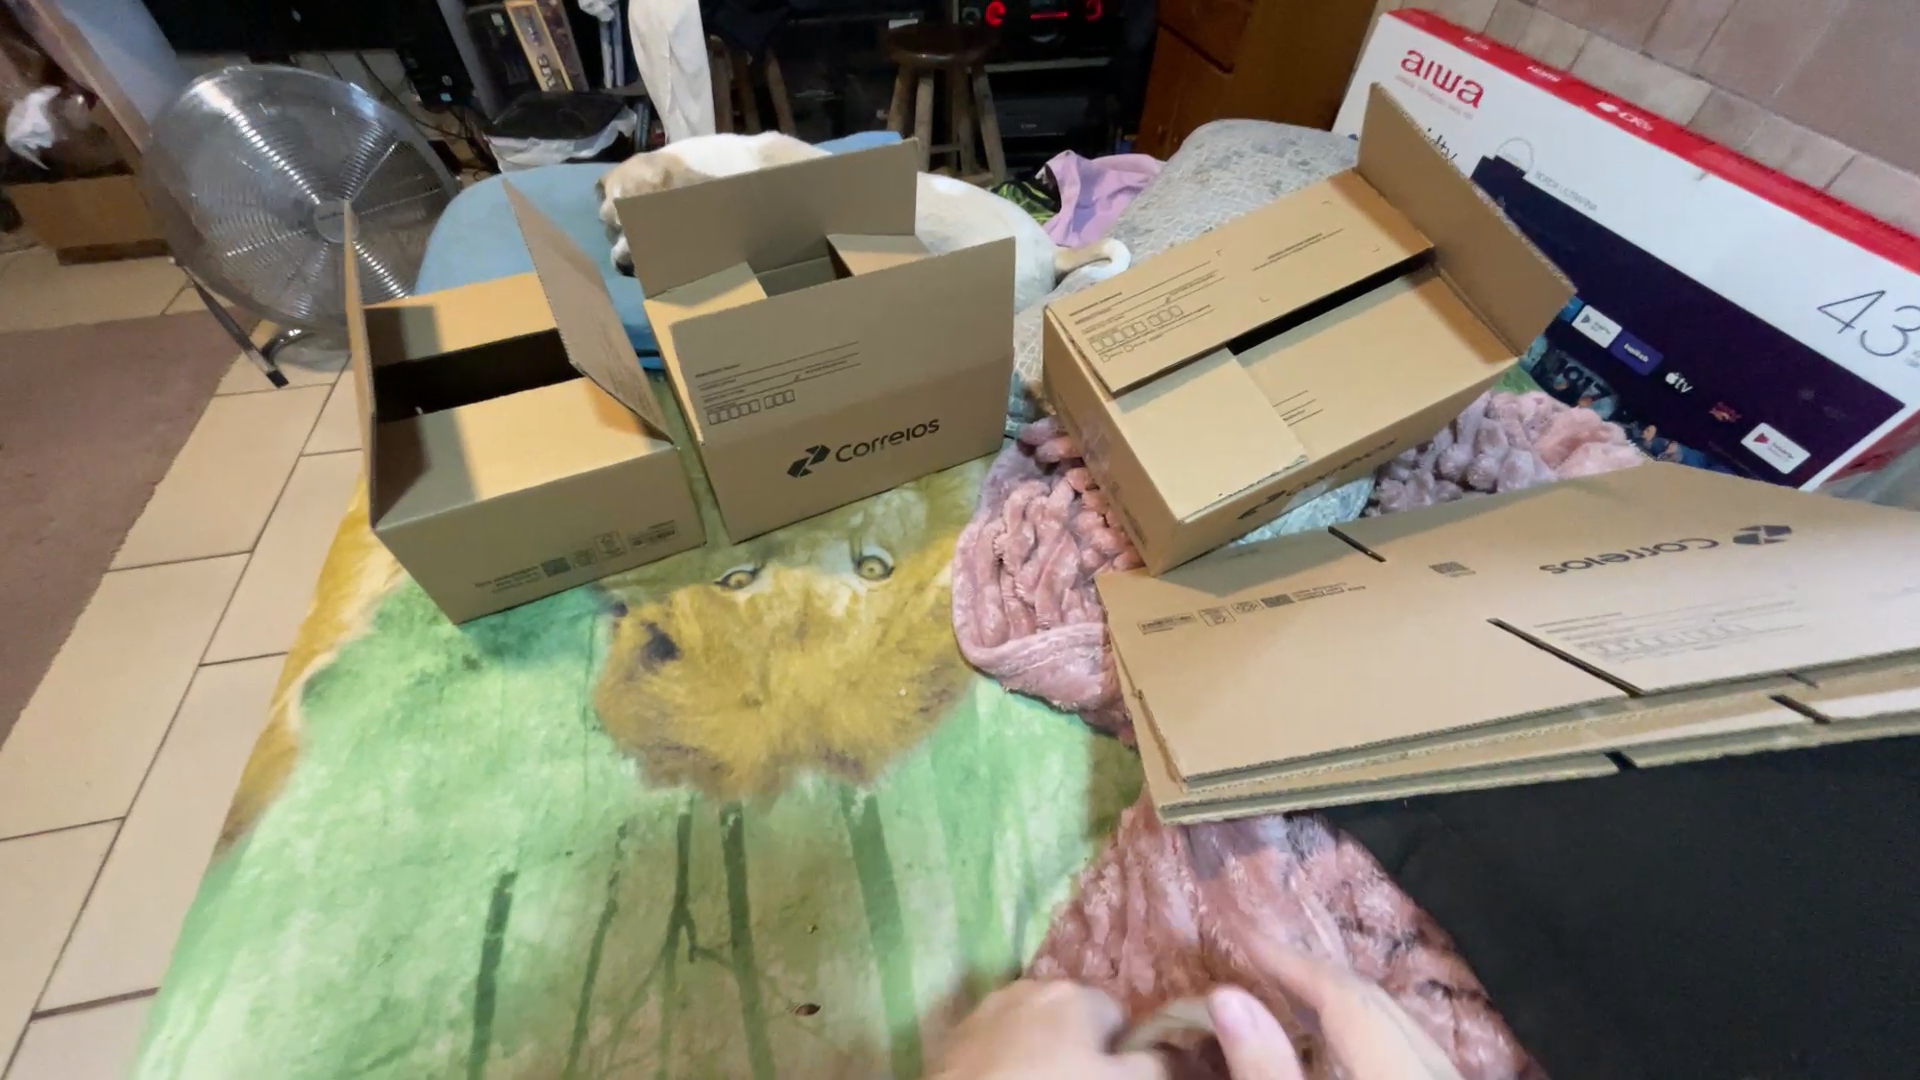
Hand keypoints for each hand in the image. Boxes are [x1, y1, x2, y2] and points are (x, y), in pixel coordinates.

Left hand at [932, 979, 1167, 1079]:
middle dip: (1080, 1047)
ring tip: (1039, 1079)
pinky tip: (1007, 1079)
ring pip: (1036, 1025)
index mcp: (1078, 994)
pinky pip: (1002, 1037)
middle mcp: (1037, 983)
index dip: (1121, 1054)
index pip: (1118, 1016)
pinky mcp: (965, 1026)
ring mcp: (996, 1002)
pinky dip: (1009, 1055)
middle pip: (1075, 1017)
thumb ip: (1154, 1066)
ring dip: (1043, 1048)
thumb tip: (1180, 1051)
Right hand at [1209, 942, 1462, 1079]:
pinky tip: (1337, 1046)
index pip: (1342, 993)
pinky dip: (1368, 1034)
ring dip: (1342, 1002)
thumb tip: (1225, 996)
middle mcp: (1436, 1071)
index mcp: (1398, 1072)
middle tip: (1258, 957)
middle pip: (1376, 1003)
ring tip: (1291, 993)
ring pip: (1400, 1027)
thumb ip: (1268, 1071)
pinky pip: (1412, 1052)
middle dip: (1314, 972)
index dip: (1287, 958)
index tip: (1238, 930)